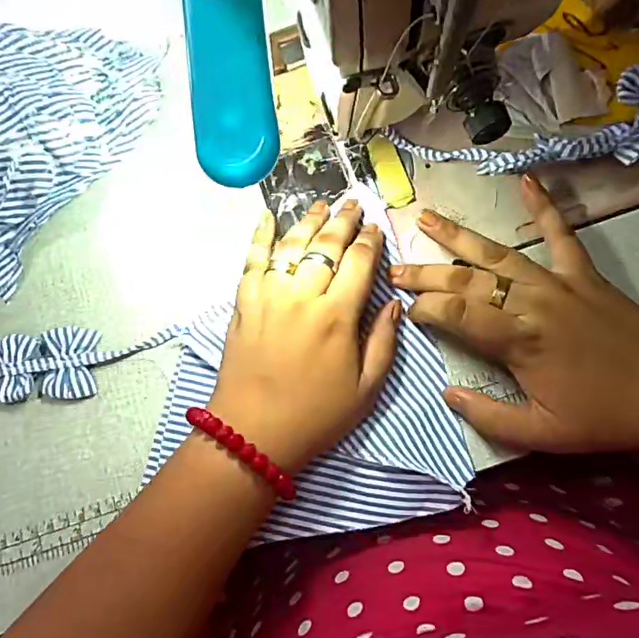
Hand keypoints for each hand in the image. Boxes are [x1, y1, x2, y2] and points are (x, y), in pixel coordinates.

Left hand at [209, 199, 401, 470]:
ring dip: (308, 221)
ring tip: (321, 204)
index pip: (359, 263)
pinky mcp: (244, 304)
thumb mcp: (366, 388)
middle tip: (353, 203)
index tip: (376, 226)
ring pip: (291, 245)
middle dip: (343, 220)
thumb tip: (395, 302)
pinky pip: (251, 261)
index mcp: (336, 317)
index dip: (370, 240)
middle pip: (326, 246)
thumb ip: (384, 341)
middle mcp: (302, 297)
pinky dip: (260, 236)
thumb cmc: (316, 415)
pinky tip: (267, 217)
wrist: (253, 434)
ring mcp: (268, 297)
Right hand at [391, 175, 638, 454]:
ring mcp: (558, 283)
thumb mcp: (541, 434)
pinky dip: (543, 207)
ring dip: (459, 236)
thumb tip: (446, 393)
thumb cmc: (604, 419)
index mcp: (518, 340)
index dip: (425, 310)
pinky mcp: (585, 275)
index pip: (455, 314)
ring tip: (426, 219)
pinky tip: (526, 181)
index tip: (407, 312)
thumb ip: (488, 416)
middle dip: (426, 274)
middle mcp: (531, 302)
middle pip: (467, 281)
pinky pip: (561, 235)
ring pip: (498, 254)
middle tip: (395, 268)